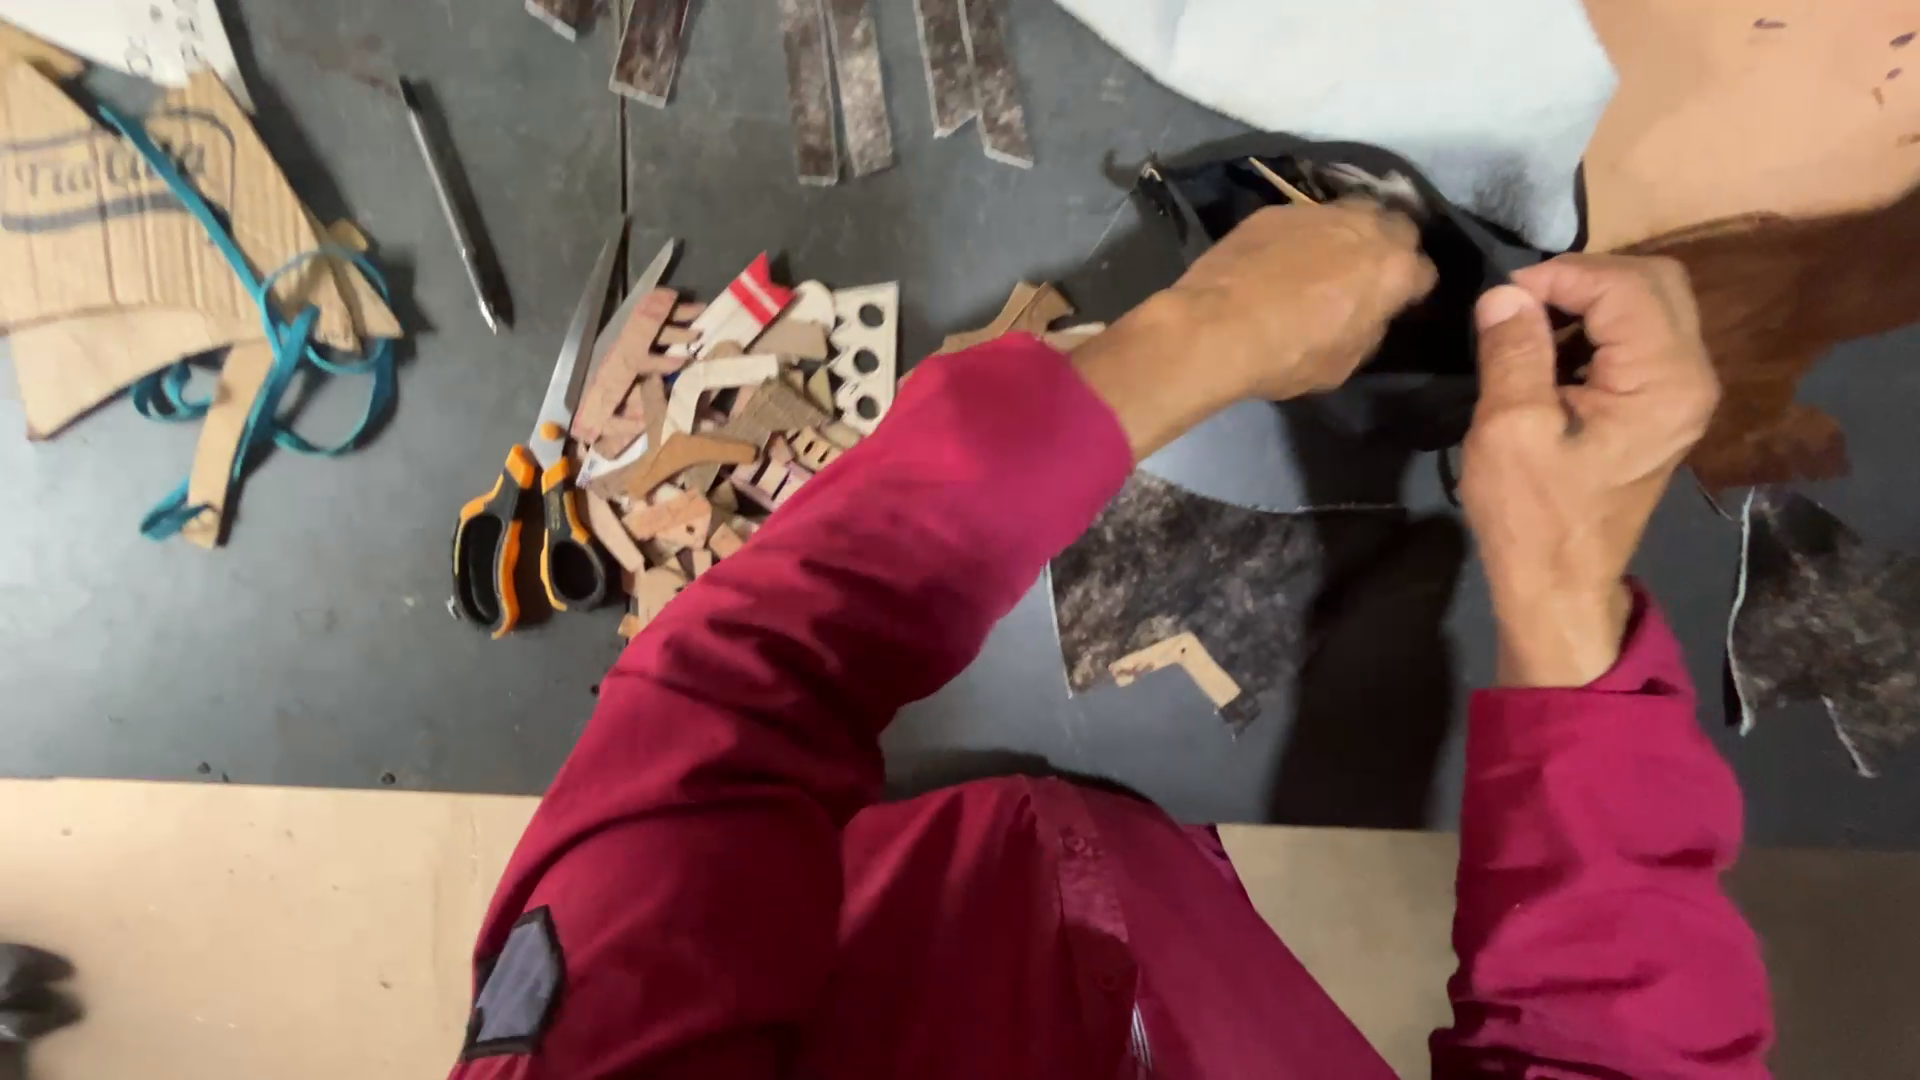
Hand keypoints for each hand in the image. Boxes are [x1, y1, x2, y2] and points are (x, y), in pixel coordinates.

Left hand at [1074, 200, 1435, 457]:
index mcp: (1394, 269)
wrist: (1214, 329)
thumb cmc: (1284, 357)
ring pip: (1349, 213)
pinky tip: (1278, 258)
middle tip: (1364, 275)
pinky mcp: (1272, 212)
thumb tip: (1368, 319)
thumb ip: (1367, 334)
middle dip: (1387, 249)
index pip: (1423, 274)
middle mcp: (1365, 227)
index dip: (1410, 293)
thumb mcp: (1341, 365)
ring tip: (1325, 259)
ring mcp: (1316, 214)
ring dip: (1345, 234)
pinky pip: (1299, 221)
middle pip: (1394, 228)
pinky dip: (1298, 237)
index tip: (1396, 305)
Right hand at [1461, 255, 1718, 687]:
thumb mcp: (1508, 428)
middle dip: (1580, 279)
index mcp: (1665, 380)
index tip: (1498, 293)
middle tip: (1514, 300)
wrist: (1555, 577)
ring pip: (1648, 308)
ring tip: (1524, 324)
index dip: (1561, 275)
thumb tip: (1502, 295)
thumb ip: (1512, 354)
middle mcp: (1691, 376)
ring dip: (1585, 302)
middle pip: (1654, 284)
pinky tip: (1545, 351)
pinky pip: (1634, 342)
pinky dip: (1590, 330)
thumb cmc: (1530, 510)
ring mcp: (1679, 392)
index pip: (1627, 287)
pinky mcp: (1657, 407)